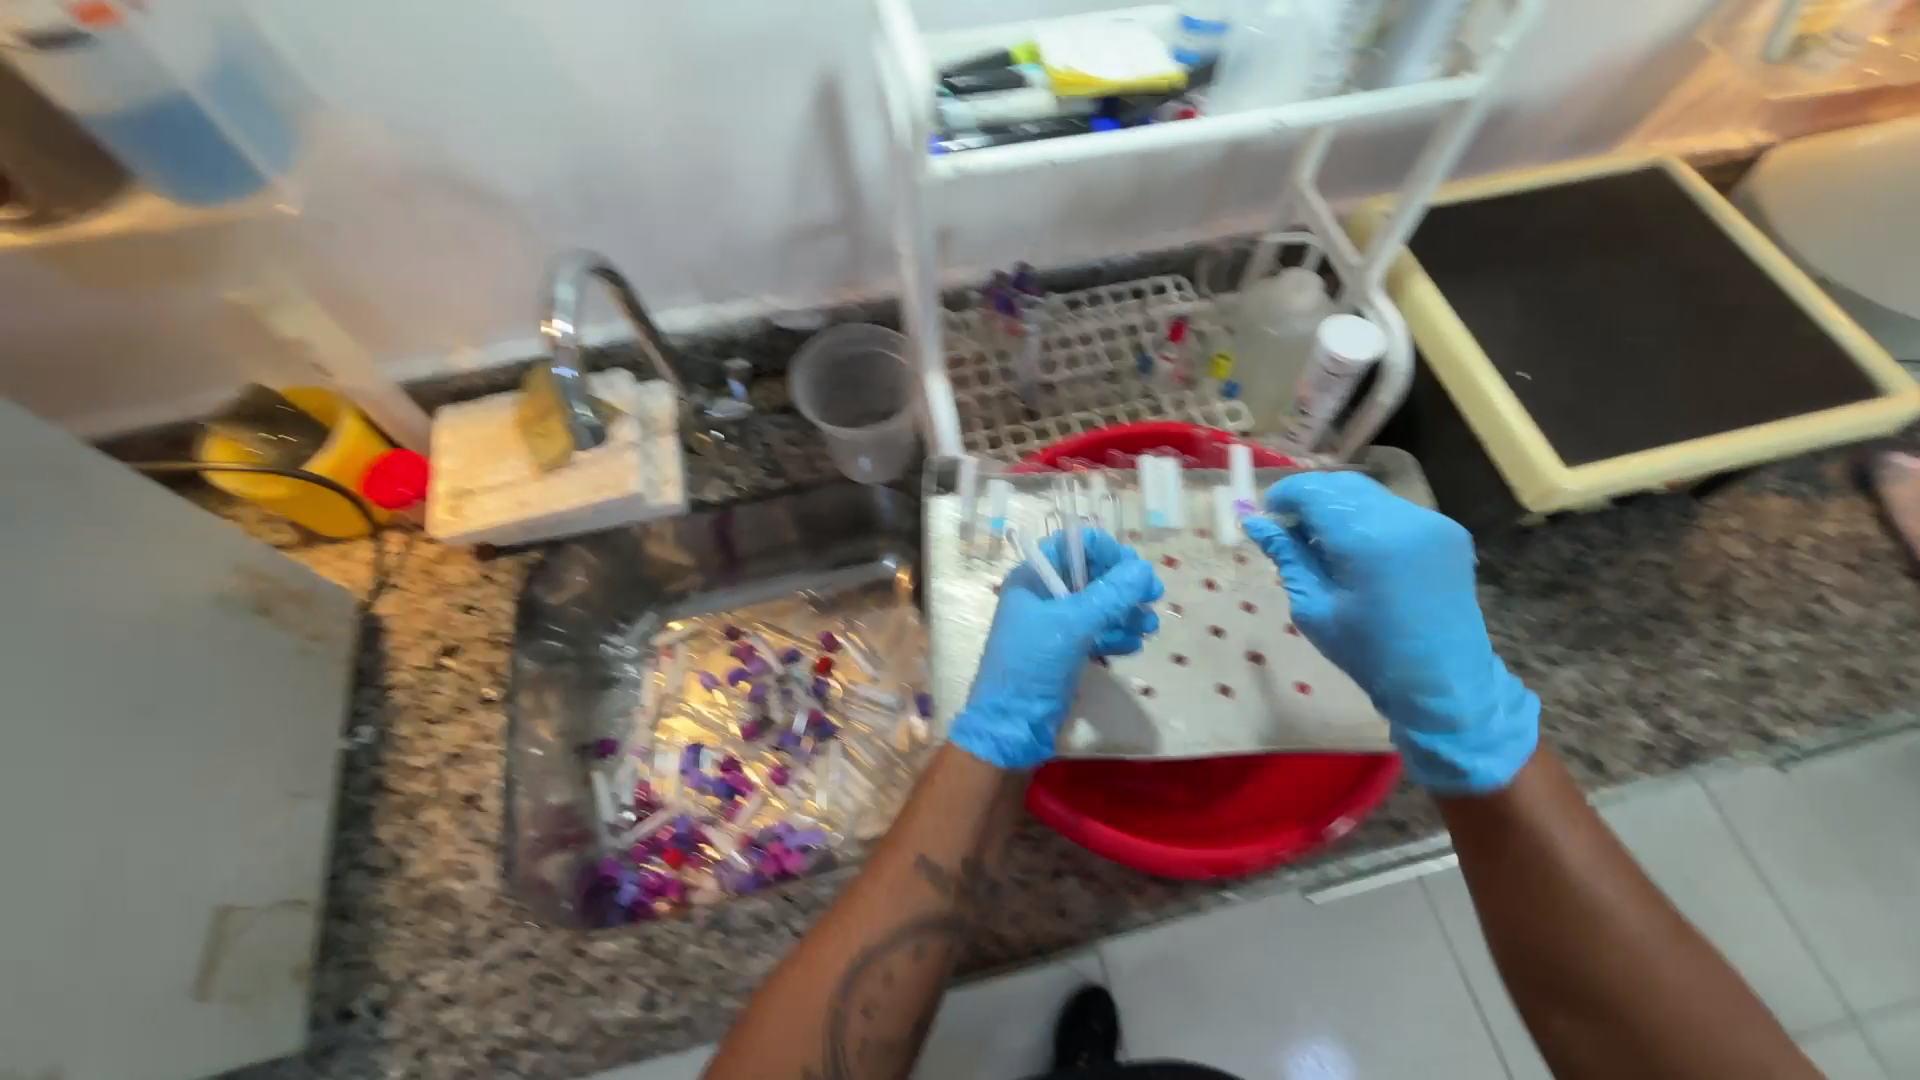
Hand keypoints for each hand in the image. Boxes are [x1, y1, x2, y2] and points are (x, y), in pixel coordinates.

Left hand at [951, 529, 1162, 769]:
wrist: (1011, 726)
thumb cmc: (1033, 665)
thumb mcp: (1072, 625)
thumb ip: (1110, 594)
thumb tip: (1144, 569)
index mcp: (1033, 576)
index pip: (1075, 545)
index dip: (1109, 552)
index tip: (1138, 572)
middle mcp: (1043, 594)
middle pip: (1092, 574)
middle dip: (1123, 586)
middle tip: (1152, 600)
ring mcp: (1053, 623)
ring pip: (1098, 605)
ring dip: (1125, 612)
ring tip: (1147, 628)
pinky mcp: (1064, 649)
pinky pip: (1096, 631)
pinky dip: (1115, 634)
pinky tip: (1131, 646)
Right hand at [1242, 472, 1537, 793]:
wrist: (1444, 683)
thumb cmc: (1368, 653)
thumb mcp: (1313, 608)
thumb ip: (1287, 557)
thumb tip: (1256, 524)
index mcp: (1368, 539)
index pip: (1314, 491)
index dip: (1283, 497)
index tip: (1266, 519)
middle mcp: (1405, 518)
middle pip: (1342, 485)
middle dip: (1309, 499)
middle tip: (1287, 531)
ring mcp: (1432, 522)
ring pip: (1368, 494)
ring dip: (1337, 507)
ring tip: (1319, 544)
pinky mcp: (1447, 531)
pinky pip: (1392, 510)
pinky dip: (1364, 518)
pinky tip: (1354, 551)